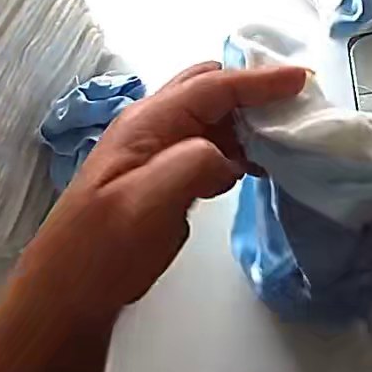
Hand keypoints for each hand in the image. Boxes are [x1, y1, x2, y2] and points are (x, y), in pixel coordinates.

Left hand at [11, 61, 306, 330]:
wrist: (70, 292)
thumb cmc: (102, 247)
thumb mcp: (146, 204)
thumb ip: (192, 165)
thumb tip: (228, 158)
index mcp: (150, 122)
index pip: (213, 86)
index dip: (259, 81)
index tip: (301, 79)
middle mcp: (156, 126)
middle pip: (212, 88)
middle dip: (254, 89)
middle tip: (293, 101)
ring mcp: (161, 151)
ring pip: (215, 117)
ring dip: (249, 119)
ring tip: (286, 132)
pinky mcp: (168, 177)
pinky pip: (213, 147)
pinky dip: (240, 147)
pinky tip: (259, 165)